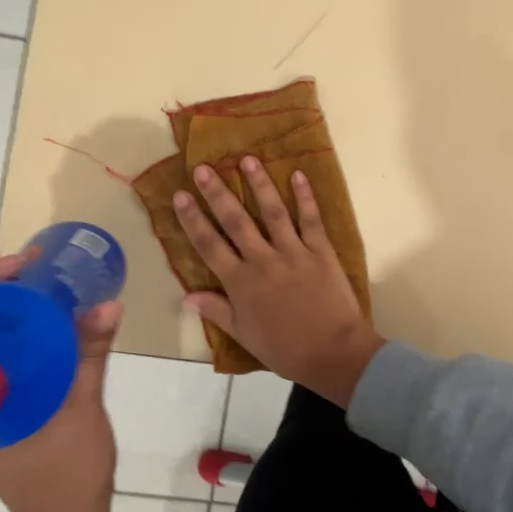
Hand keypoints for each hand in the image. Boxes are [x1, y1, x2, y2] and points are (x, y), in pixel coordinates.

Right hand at [174, 157, 383, 407]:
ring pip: (272, 212)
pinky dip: (305, 196)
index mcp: (240, 283)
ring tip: (248, 159)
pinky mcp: (320, 251)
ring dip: (259, 184)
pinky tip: (298, 175)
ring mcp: (293, 252)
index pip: (210, 246)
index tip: (180, 196)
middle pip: (235, 221)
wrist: (332, 352)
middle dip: (218, 193)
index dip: (193, 220)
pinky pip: (311, 219)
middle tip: (204, 167)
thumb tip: (187, 296)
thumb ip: (217, 311)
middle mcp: (262, 260)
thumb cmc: (285, 349)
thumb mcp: (244, 335)